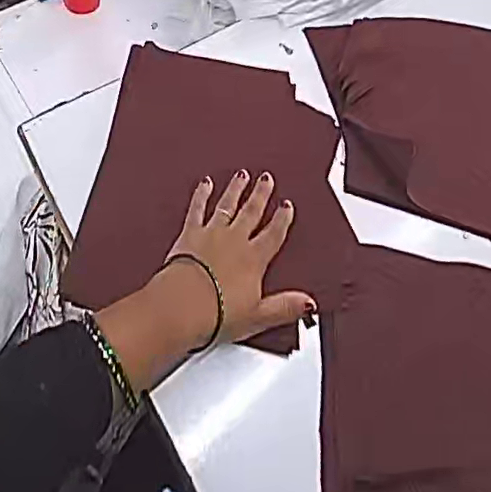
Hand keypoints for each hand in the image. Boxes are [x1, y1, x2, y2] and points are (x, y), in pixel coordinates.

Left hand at [166, 170, 314, 346]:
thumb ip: (284, 306)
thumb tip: (307, 304)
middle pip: (252, 212)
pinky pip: (197, 208)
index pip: (273, 234)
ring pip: (228, 204)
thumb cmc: (216, 314)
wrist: (183, 306)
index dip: (282, 219)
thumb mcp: (258, 316)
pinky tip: (205, 183)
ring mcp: (211, 233)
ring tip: (242, 175)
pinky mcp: (190, 233)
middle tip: (266, 179)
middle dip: (261, 195)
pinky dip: (202, 194)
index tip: (286, 206)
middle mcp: (234, 240)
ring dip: (236, 189)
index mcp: (253, 259)